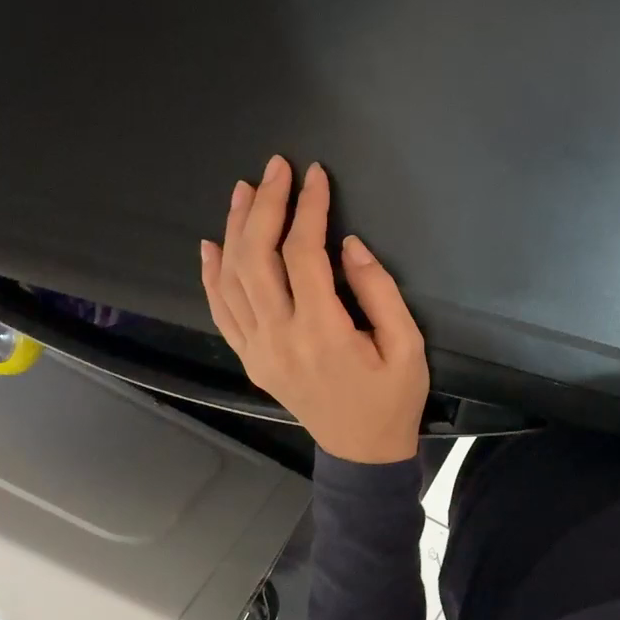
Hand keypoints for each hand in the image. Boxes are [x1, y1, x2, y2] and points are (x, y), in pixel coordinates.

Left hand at [200, 155, 429, 462]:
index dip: (309, 208)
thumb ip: (379, 290)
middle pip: (257, 257)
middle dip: (265, 205)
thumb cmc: (392, 398)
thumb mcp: (408, 346)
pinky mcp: (250, 358)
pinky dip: (212, 274)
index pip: (304, 254)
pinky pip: (220, 310)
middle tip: (276, 168)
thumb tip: (347, 245)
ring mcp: (258, 350)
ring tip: (244, 190)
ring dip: (235, 229)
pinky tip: (213, 243)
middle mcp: (279, 337)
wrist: (362, 452)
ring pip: (232, 278)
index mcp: (322, 332)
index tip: (316, 175)